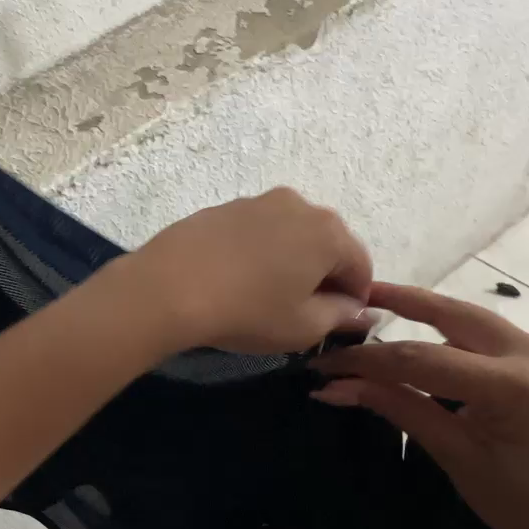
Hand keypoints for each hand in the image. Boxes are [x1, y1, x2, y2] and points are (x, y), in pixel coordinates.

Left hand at [119, 187, 371, 354]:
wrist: (169, 286)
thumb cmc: (247, 311)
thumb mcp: (304, 327)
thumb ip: (341, 315)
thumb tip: (358, 308)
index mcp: (328, 232)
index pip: (360, 266)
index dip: (354, 298)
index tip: (338, 322)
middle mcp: (297, 205)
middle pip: (325, 243)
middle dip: (322, 274)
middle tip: (302, 310)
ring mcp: (255, 202)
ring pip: (287, 233)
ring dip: (287, 260)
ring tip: (265, 294)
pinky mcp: (220, 208)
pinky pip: (253, 231)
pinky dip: (255, 251)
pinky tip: (235, 278)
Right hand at [310, 283, 528, 528]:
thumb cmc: (526, 510)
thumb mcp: (455, 455)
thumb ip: (396, 406)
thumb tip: (333, 386)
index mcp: (515, 386)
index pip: (420, 358)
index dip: (365, 360)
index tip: (324, 363)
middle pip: (454, 314)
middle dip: (403, 300)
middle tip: (358, 292)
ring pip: (477, 323)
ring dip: (432, 319)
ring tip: (385, 312)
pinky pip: (498, 341)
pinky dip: (461, 340)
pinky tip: (434, 347)